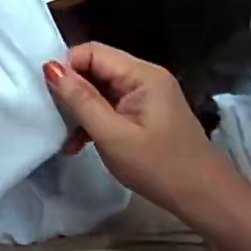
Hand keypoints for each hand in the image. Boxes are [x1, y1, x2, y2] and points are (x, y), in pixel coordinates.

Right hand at [42, 42, 233, 215]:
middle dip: (71, 89)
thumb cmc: (157, 166)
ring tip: (65, 135)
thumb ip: (80, 99)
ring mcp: (147, 95)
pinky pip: (112, 104)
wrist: (204, 198)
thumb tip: (50, 67)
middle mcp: (145, 76)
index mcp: (141, 74)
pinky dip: (95, 119)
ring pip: (101, 88)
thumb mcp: (111, 135)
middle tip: (52, 115)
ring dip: (81, 108)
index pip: (92, 52)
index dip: (66, 66)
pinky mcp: (146, 112)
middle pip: (96, 67)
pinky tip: (80, 143)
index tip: (46, 93)